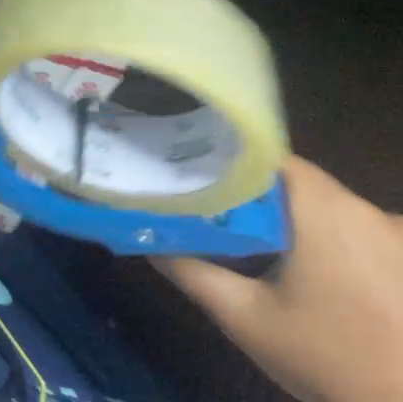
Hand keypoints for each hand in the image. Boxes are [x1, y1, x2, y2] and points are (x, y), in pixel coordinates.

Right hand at [155, 156, 402, 401]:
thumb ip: (186, 266)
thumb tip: (141, 233)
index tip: (190, 173)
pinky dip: (332, 243)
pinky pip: (363, 236)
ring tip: (256, 245)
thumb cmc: (330, 359)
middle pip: (299, 183)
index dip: (226, 159)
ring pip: (331, 210)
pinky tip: (313, 274)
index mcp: (330, 214)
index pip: (269, 157)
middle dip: (254, 195)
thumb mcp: (241, 316)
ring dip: (294, 221)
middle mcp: (375, 215)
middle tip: (211, 213)